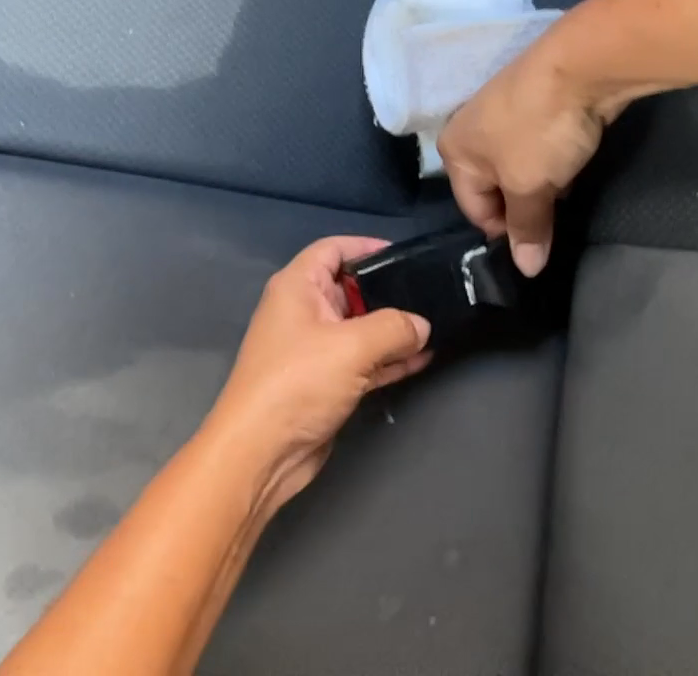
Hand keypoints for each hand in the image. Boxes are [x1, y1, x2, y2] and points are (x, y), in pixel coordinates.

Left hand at [205, 237, 432, 510]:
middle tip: (431, 293)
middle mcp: (304, 311)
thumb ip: (393, 328)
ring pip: (361, 328)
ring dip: (394, 329)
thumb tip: (421, 325)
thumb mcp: (351, 346)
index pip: (333, 249)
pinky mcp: (325, 381)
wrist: (261, 451)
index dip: (367, 246)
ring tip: (436, 327)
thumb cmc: (298, 382)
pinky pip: (363, 360)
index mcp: (297, 287)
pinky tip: (423, 358)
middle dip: (389, 291)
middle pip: (351, 289)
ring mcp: (314, 348)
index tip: (405, 255)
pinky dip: (389, 358)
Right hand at [438, 39, 643, 276]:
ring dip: (541, 182)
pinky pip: (535, 147)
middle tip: (554, 208)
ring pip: (517, 168)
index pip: (475, 210)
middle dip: (525, 204)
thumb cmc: (538, 131)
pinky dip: (551, 158)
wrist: (579, 66)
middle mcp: (467, 132)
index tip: (539, 237)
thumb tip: (526, 271)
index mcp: (453, 153)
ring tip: (565, 180)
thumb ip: (527, 229)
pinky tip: (571, 156)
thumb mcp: (530, 187)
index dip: (507, 230)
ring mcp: (498, 115)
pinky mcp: (530, 104)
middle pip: (494, 189)